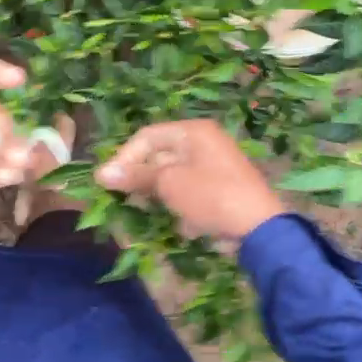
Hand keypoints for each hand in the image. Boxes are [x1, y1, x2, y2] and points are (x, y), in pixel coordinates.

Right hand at [94, 120, 284, 244]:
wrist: (260, 229)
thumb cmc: (211, 196)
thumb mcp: (169, 183)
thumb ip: (135, 175)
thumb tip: (101, 173)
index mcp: (193, 132)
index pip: (147, 136)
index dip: (124, 158)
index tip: (108, 182)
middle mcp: (204, 143)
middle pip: (159, 155)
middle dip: (139, 178)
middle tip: (122, 199)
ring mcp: (215, 166)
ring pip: (172, 175)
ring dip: (156, 194)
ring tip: (146, 212)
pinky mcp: (221, 189)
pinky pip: (189, 190)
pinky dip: (178, 204)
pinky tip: (179, 223)